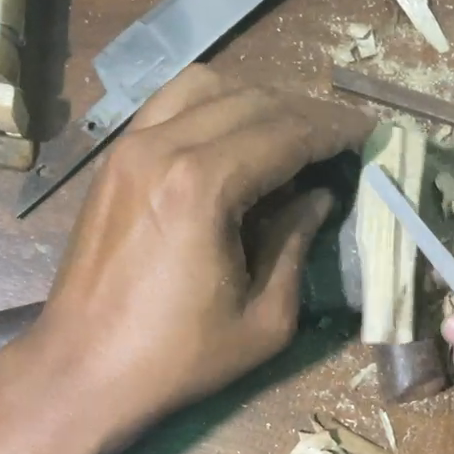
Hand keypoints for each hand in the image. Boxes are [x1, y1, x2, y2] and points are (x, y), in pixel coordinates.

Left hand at [23, 64, 372, 439]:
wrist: (85, 367)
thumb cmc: (179, 357)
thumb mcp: (264, 319)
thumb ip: (294, 246)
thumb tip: (318, 198)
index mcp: (203, 187)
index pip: (284, 133)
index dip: (333, 131)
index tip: (367, 133)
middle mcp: (162, 147)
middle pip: (250, 99)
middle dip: (305, 111)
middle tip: (341, 135)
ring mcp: (130, 146)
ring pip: (207, 86)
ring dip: (259, 99)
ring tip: (292, 130)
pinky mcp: (114, 159)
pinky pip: (171, 103)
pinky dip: (214, 104)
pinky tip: (237, 133)